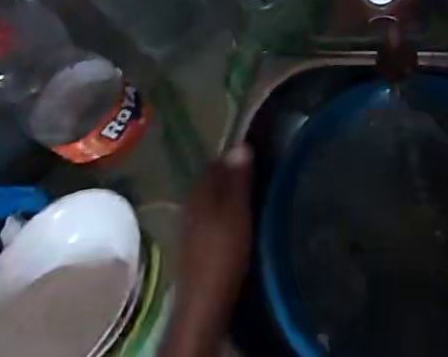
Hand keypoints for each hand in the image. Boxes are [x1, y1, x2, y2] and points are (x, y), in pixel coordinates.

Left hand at [162, 145, 253, 356]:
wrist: (203, 303)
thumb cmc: (223, 252)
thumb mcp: (237, 212)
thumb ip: (238, 180)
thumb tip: (240, 144)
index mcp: (199, 190)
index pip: (216, 162)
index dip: (235, 160)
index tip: (257, 162)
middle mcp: (190, 203)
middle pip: (213, 182)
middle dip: (232, 180)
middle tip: (258, 184)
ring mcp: (189, 226)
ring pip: (211, 203)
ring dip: (228, 202)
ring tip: (252, 207)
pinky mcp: (194, 247)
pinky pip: (211, 221)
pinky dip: (224, 220)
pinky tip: (238, 231)